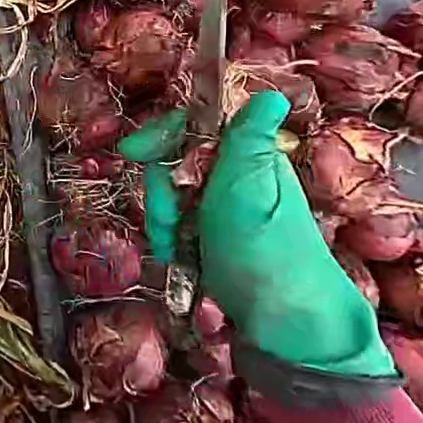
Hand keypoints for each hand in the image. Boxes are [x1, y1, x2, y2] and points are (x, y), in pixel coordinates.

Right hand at [120, 92, 394, 379]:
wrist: (288, 328)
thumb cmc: (264, 249)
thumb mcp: (250, 186)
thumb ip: (248, 137)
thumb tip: (272, 94)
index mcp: (247, 155)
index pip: (194, 124)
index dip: (162, 135)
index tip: (133, 152)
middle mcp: (236, 177)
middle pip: (175, 162)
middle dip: (163, 190)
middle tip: (171, 220)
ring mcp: (225, 211)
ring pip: (173, 197)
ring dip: (164, 221)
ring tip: (176, 248)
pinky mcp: (216, 241)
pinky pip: (179, 227)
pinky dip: (172, 241)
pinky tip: (179, 259)